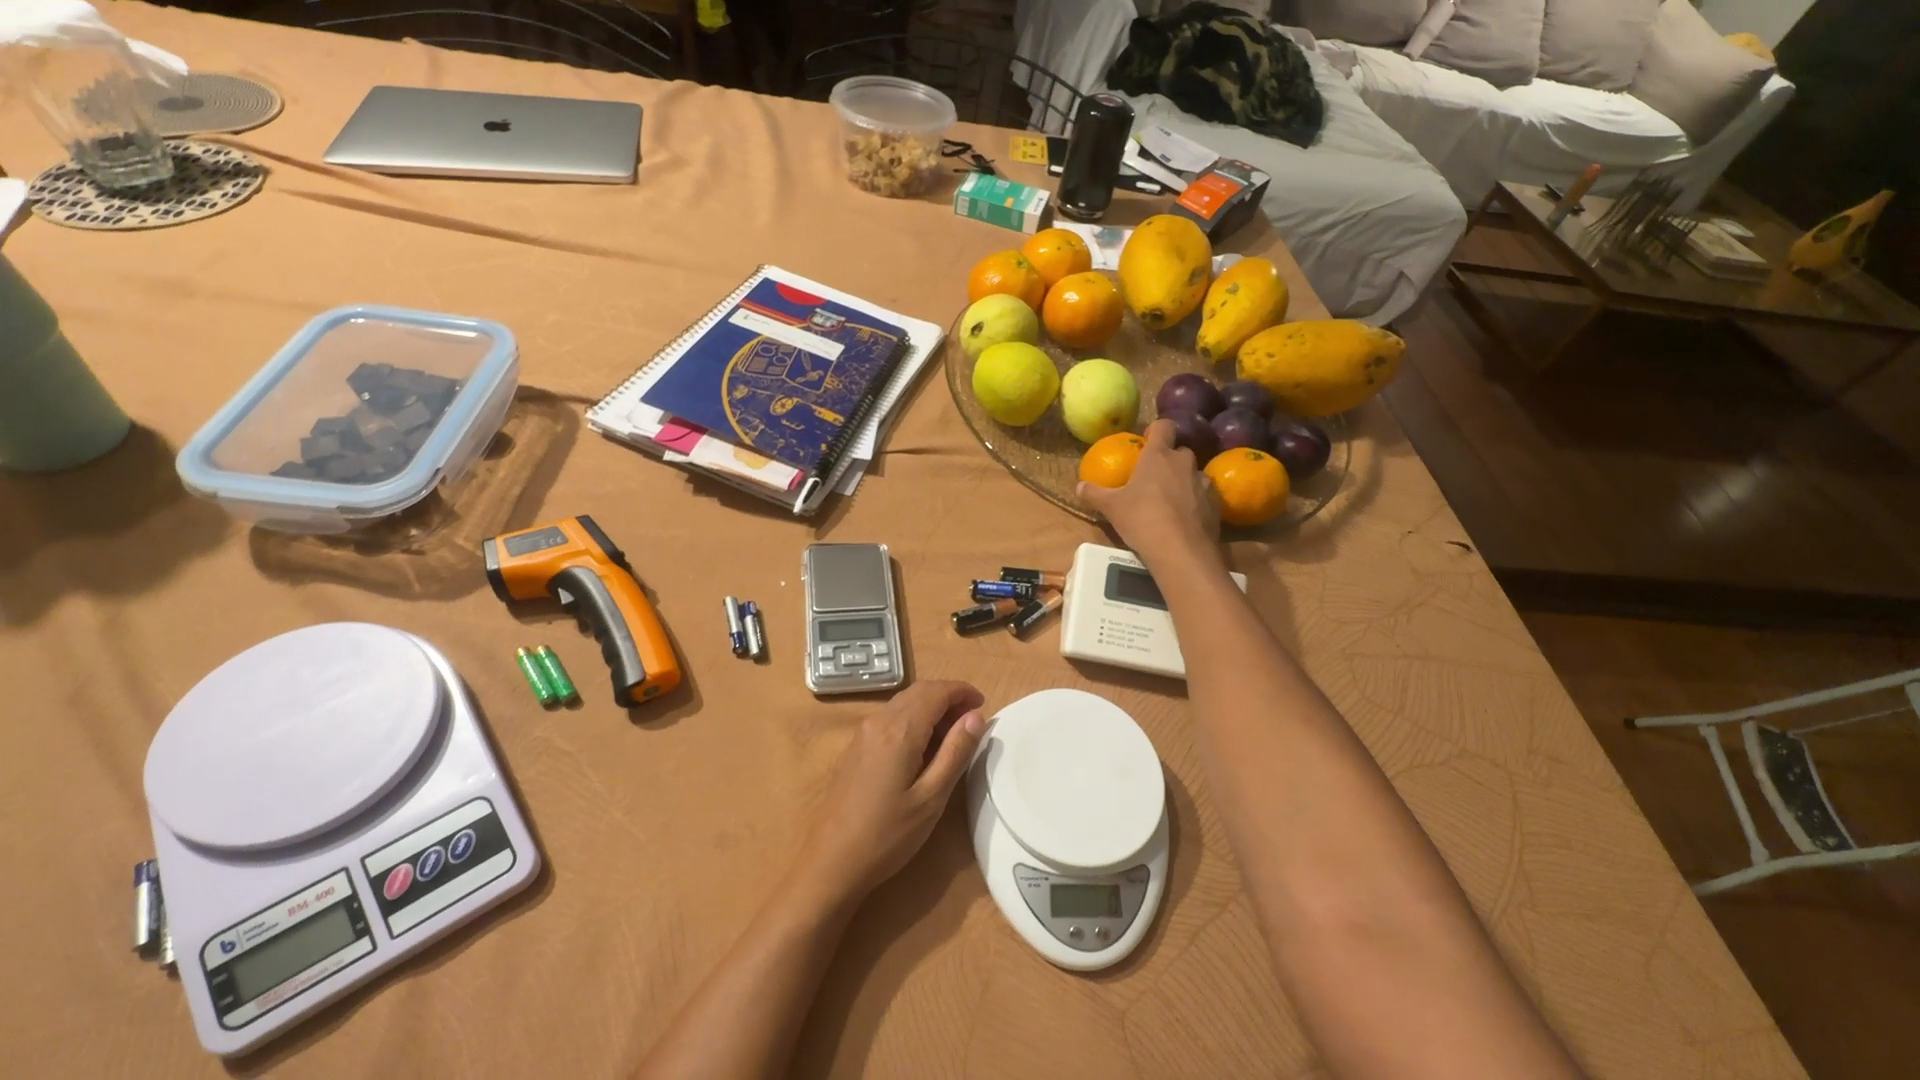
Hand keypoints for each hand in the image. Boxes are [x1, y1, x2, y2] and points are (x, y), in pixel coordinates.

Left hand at [793, 681, 987, 906]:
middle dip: (948, 697)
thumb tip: (976, 717)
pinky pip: (889, 719)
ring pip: (902, 704)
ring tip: (953, 735)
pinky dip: (912, 720)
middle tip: (972, 720)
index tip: (983, 704)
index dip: (962, 691)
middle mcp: (877, 722)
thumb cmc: (888, 835)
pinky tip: (923, 749)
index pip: (935, 691)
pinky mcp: (854, 750)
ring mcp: (862, 735)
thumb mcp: (931, 798)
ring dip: (930, 708)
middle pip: (917, 691)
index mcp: (899, 730)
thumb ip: (955, 753)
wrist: (832, 862)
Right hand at [1078, 418, 1219, 569]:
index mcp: (1159, 456)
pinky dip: (1196, 502)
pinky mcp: (1216, 503)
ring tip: (1170, 502)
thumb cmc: (1142, 519)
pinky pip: (1204, 495)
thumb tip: (1079, 487)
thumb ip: (1094, 494)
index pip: (1164, 426)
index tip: (1147, 442)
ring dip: (1183, 482)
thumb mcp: (1111, 508)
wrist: (1181, 551)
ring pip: (1193, 474)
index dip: (1156, 430)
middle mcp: (1184, 462)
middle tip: (1153, 479)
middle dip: (1169, 461)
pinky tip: (1185, 519)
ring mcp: (1203, 482)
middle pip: (1179, 451)